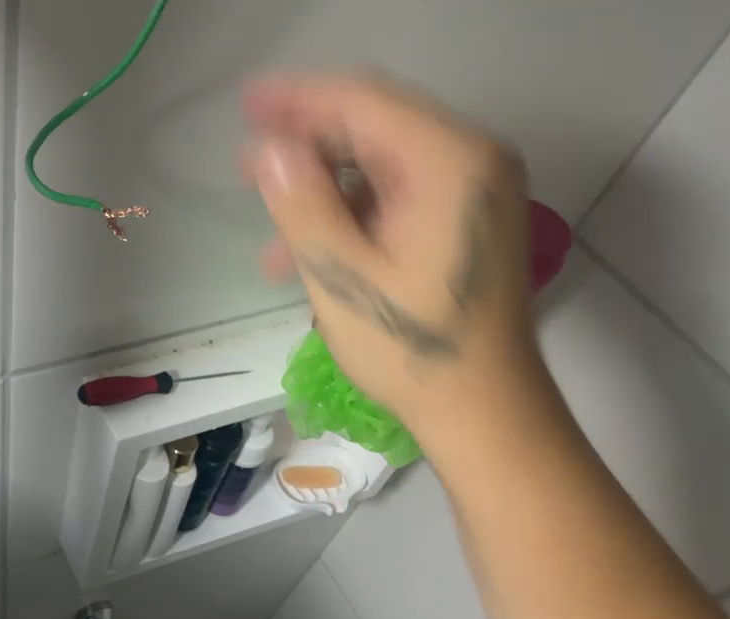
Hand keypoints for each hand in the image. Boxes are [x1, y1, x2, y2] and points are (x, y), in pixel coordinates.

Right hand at [243, 74, 538, 425]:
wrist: (483, 407)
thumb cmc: (412, 348)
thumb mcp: (343, 280)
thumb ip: (303, 207)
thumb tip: (270, 153)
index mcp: (448, 161)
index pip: (363, 104)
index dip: (298, 100)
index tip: (246, 104)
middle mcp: (471, 161)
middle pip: (376, 128)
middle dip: (307, 146)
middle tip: (246, 166)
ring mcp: (474, 192)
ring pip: (384, 168)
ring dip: (325, 191)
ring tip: (268, 225)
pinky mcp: (467, 224)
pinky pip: (401, 199)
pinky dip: (354, 217)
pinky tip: (310, 253)